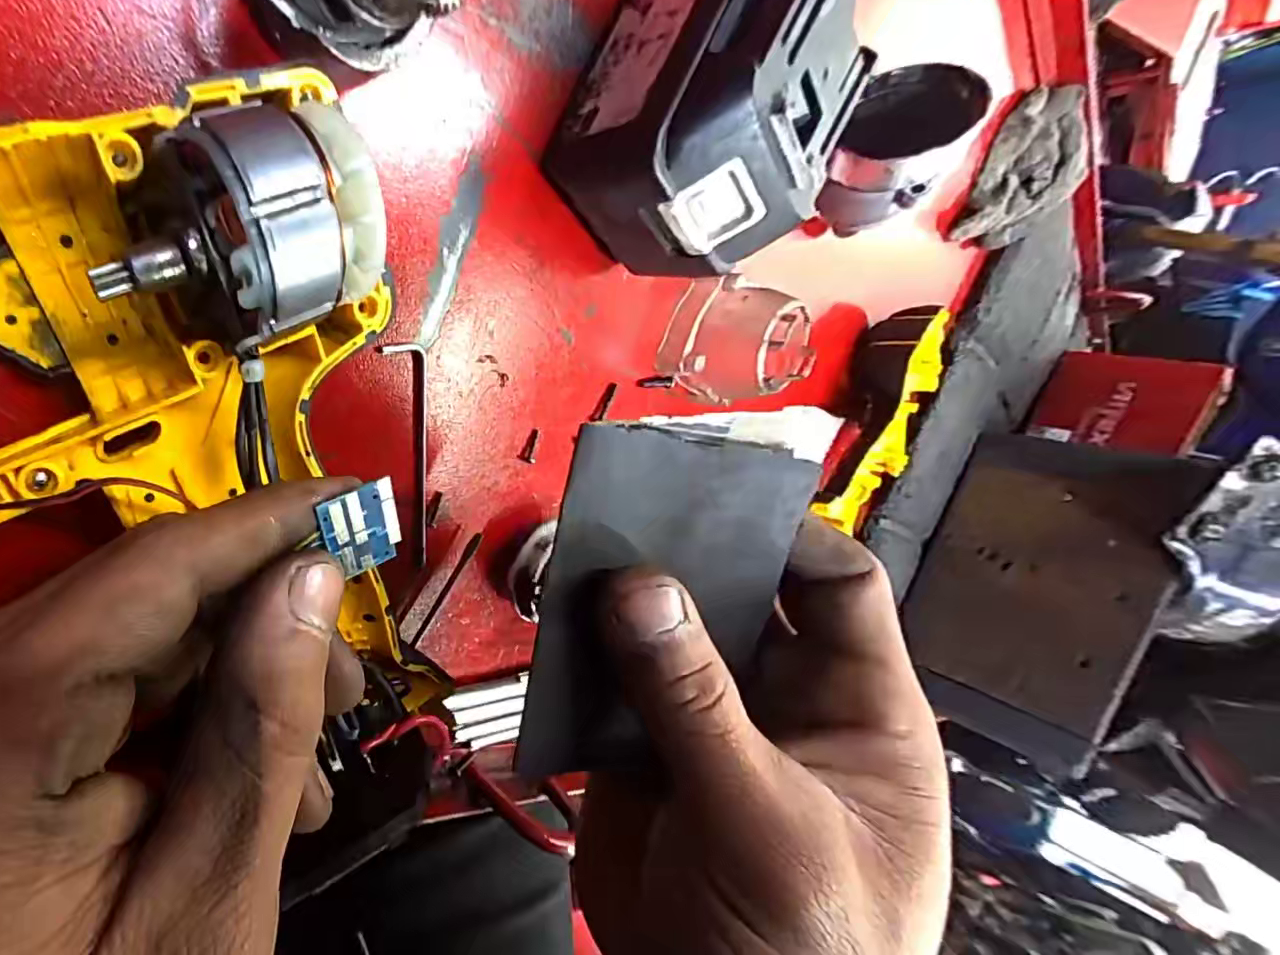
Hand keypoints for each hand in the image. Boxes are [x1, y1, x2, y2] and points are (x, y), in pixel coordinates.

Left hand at [0, 478, 368, 954]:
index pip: (157, 565)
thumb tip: (311, 578)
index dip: (267, 520)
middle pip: (139, 598)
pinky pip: (85, 683)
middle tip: (344, 676)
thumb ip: (257, 729)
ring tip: (303, 750)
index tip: (350, 497)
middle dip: (257, 618)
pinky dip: (168, 709)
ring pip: (122, 636)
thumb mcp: (196, 913)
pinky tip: (228, 770)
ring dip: (222, 672)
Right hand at [574, 515, 950, 954]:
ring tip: (579, 561)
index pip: (835, 587)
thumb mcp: (762, 822)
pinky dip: (580, 646)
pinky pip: (607, 668)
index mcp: (851, 711)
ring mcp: (699, 715)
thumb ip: (696, 705)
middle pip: (732, 593)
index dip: (786, 535)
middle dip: (681, 555)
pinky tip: (558, 626)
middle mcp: (773, 698)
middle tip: (623, 517)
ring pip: (659, 626)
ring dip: (619, 596)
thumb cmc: (801, 950)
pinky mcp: (636, 736)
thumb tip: (640, 590)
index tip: (713, 499)